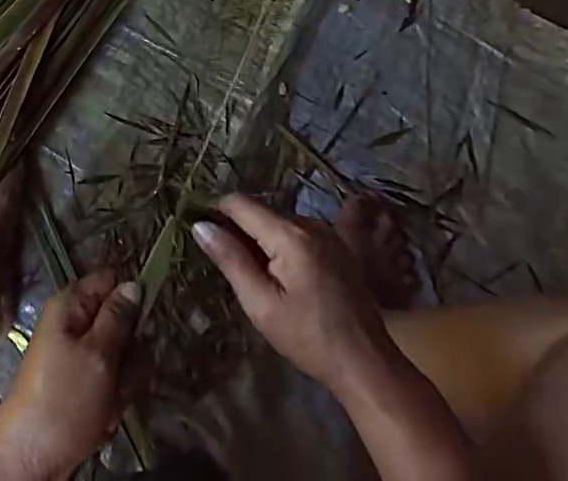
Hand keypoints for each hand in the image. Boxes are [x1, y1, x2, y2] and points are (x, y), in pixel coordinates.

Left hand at [0, 270, 138, 478]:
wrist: (31, 458)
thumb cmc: (63, 401)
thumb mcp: (97, 355)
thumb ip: (118, 317)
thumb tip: (134, 283)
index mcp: (70, 305)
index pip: (110, 280)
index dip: (132, 298)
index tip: (144, 324)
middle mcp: (73, 323)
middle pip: (121, 321)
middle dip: (130, 351)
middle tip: (120, 373)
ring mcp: (78, 355)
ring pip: (122, 356)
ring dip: (124, 382)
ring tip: (109, 401)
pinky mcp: (82, 384)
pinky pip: (112, 383)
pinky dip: (113, 401)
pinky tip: (103, 417)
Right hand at [192, 194, 395, 397]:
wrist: (367, 364)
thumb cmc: (309, 338)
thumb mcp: (261, 305)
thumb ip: (230, 259)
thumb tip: (200, 225)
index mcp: (290, 235)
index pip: (240, 203)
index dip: (215, 212)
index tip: (202, 233)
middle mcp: (310, 224)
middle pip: (259, 211)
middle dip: (238, 230)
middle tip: (230, 266)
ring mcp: (327, 233)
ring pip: (276, 221)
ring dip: (259, 238)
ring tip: (256, 276)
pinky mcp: (336, 245)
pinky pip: (296, 232)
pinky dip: (280, 245)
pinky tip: (281, 277)